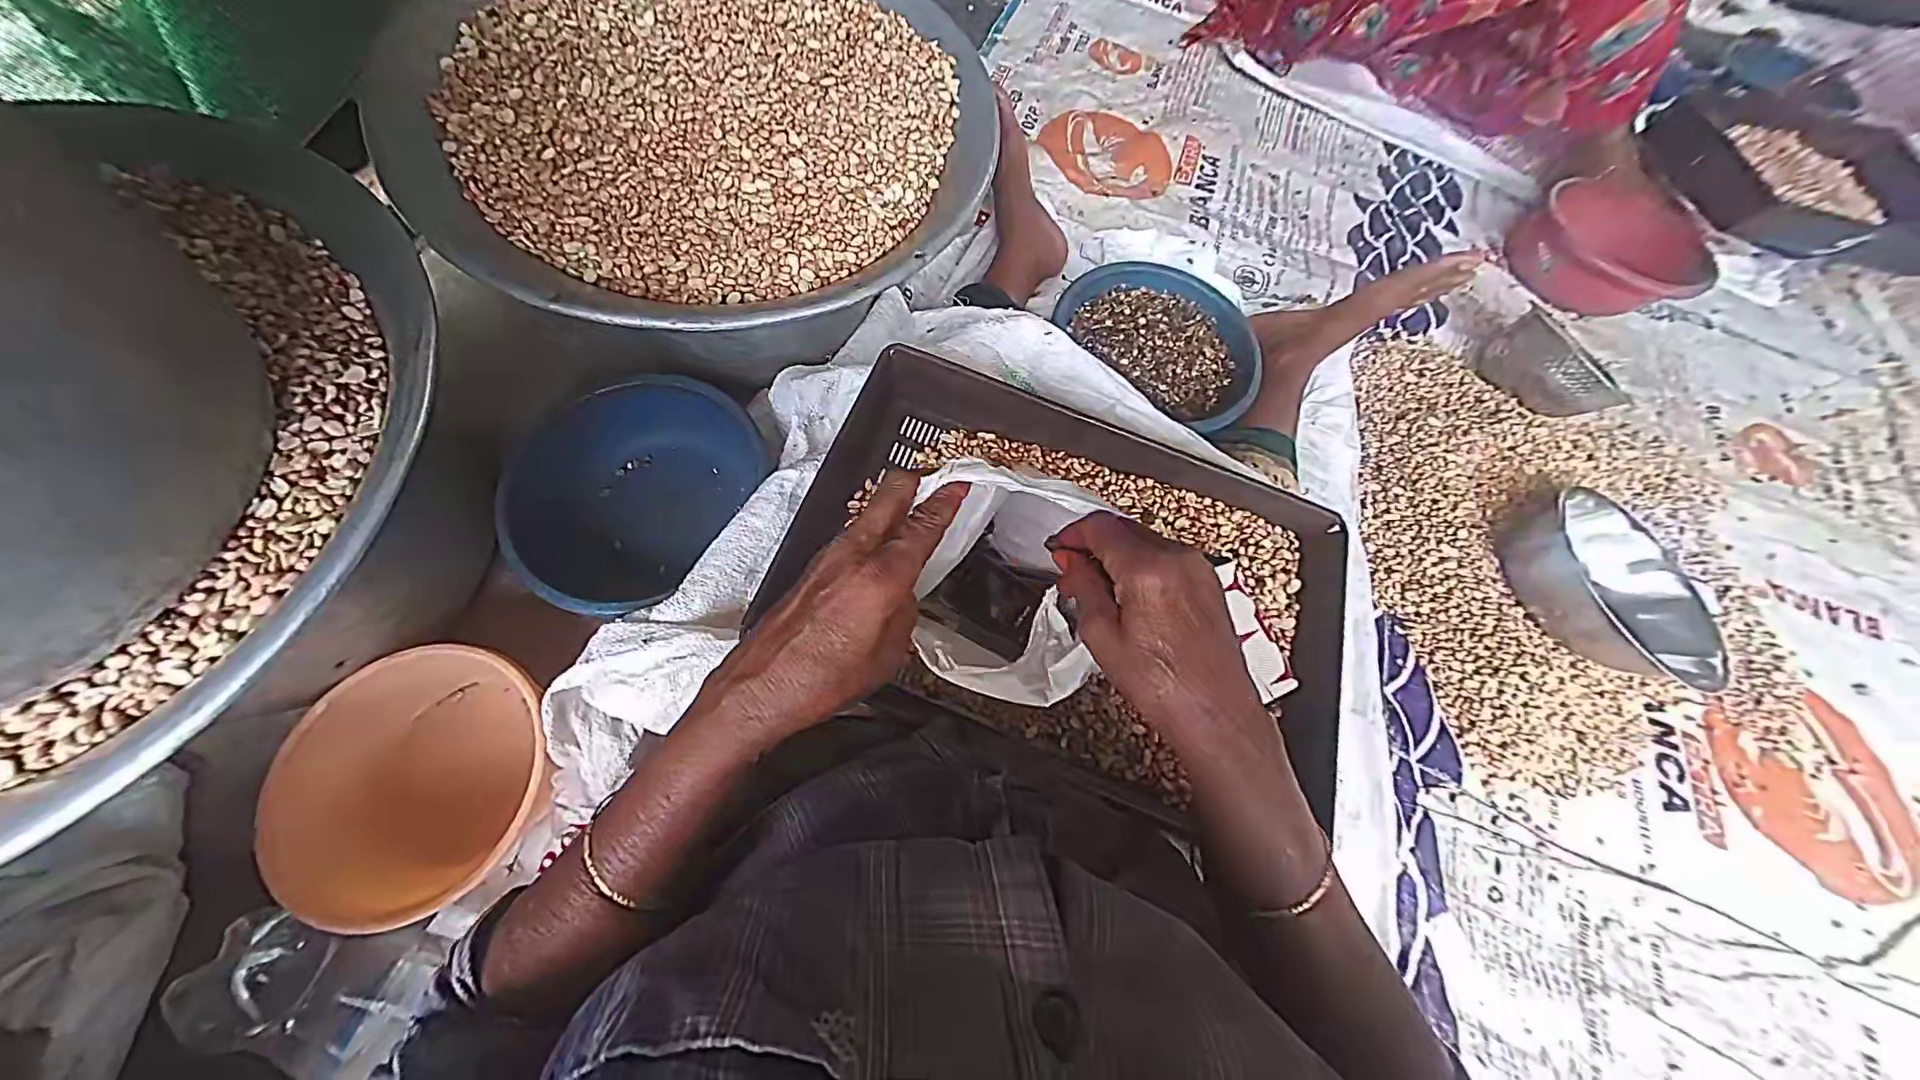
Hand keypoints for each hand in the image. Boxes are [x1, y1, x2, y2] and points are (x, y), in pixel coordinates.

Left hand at [694, 470, 966, 742]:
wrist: (760, 688)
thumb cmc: (818, 680)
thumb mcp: (888, 656)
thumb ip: (903, 614)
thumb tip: (904, 597)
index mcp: (881, 577)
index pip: (922, 525)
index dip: (946, 501)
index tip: (957, 486)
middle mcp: (852, 556)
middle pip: (889, 495)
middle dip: (915, 481)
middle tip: (934, 480)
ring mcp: (827, 558)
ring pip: (868, 515)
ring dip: (890, 508)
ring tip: (910, 520)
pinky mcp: (811, 568)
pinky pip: (850, 539)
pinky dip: (869, 535)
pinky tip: (876, 555)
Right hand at [1048, 511, 1267, 753]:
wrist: (1214, 712)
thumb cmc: (1165, 686)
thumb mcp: (1101, 636)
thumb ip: (1082, 587)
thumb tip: (1072, 562)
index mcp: (1148, 569)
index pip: (1101, 526)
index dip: (1072, 534)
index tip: (1060, 548)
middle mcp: (1178, 559)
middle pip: (1122, 528)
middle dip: (1092, 545)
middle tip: (1072, 572)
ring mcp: (1197, 568)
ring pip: (1143, 541)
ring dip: (1116, 556)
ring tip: (1098, 592)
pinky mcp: (1207, 581)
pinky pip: (1165, 558)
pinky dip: (1140, 566)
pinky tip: (1128, 596)